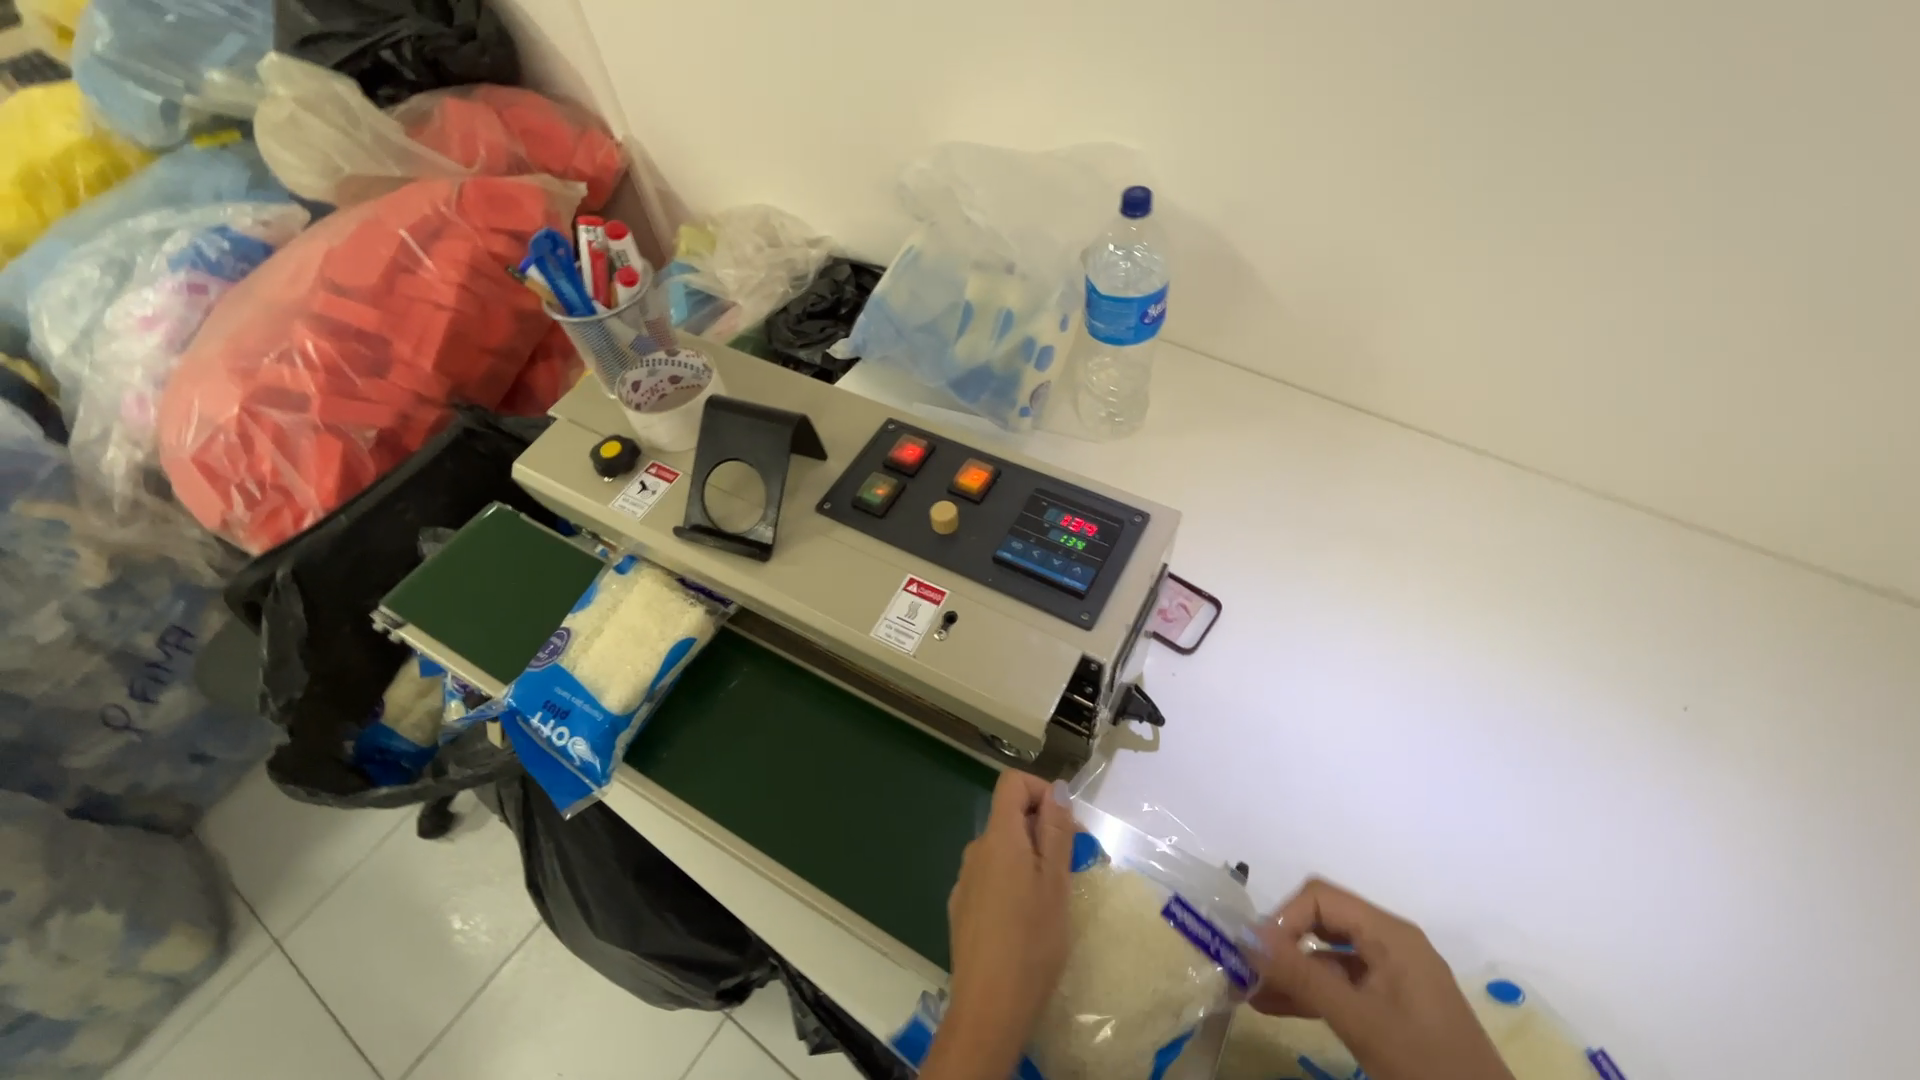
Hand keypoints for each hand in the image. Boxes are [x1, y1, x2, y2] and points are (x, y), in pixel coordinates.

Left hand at [922, 771, 1075, 1079]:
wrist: (989, 1006)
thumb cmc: (1032, 941)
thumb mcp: (1055, 883)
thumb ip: (1056, 831)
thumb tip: (1057, 789)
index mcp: (998, 838)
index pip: (1012, 783)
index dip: (1041, 791)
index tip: (1068, 825)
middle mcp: (975, 851)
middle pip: (1009, 818)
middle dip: (1043, 831)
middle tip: (1073, 867)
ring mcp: (965, 881)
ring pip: (1002, 851)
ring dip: (1030, 860)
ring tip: (1054, 899)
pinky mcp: (962, 909)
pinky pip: (991, 878)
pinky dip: (1013, 883)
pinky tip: (1026, 921)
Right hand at [1251, 879, 1512, 1079]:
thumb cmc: (1423, 1061)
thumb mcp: (1356, 1018)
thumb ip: (1301, 975)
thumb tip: (1246, 934)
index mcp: (1389, 933)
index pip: (1321, 898)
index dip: (1284, 918)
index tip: (1258, 954)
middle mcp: (1391, 942)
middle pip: (1323, 922)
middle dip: (1282, 943)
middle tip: (1247, 969)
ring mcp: (1394, 974)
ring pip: (1329, 956)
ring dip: (1291, 971)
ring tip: (1250, 992)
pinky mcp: (1394, 1003)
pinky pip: (1343, 983)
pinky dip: (1311, 992)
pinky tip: (1275, 1007)